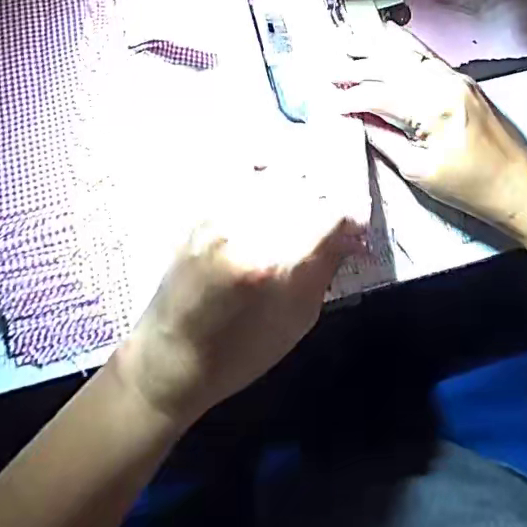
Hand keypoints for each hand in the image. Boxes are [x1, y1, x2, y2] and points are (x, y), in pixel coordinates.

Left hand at [110, 194, 364, 427]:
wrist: (172, 352)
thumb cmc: (242, 352)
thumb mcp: (299, 319)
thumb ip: (325, 266)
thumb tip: (350, 233)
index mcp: (275, 262)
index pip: (333, 212)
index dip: (352, 217)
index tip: (354, 228)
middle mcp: (247, 227)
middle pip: (305, 186)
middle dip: (325, 199)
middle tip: (329, 217)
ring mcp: (219, 212)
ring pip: (274, 173)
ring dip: (296, 185)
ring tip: (300, 204)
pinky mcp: (201, 207)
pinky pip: (242, 175)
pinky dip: (263, 177)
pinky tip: (269, 190)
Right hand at [331, 25, 526, 235]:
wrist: (522, 186)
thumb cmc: (471, 187)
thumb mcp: (419, 171)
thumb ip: (383, 138)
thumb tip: (356, 119)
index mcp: (433, 109)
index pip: (379, 94)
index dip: (350, 99)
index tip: (329, 103)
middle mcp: (443, 84)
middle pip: (389, 67)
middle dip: (354, 68)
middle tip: (326, 70)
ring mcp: (454, 78)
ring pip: (405, 54)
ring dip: (372, 49)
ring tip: (345, 44)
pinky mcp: (460, 80)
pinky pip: (424, 54)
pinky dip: (400, 44)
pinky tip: (384, 34)